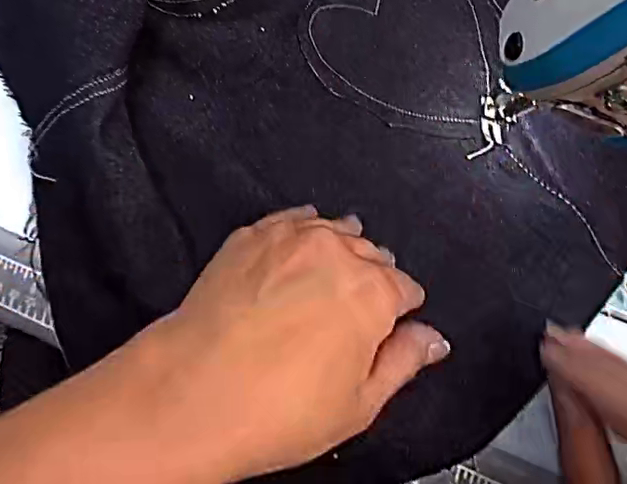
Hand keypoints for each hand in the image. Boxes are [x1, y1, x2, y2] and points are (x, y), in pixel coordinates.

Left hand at [144, 207, 449, 479]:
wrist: (194, 390)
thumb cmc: (273, 408)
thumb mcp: (359, 404)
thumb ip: (404, 362)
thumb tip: (432, 339)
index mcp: (372, 292)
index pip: (405, 287)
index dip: (404, 307)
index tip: (397, 318)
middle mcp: (338, 251)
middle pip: (373, 253)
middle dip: (374, 277)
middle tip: (358, 307)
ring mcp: (294, 235)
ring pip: (335, 229)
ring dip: (342, 247)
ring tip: (334, 271)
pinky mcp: (257, 232)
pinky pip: (294, 217)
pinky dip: (304, 228)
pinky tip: (302, 242)